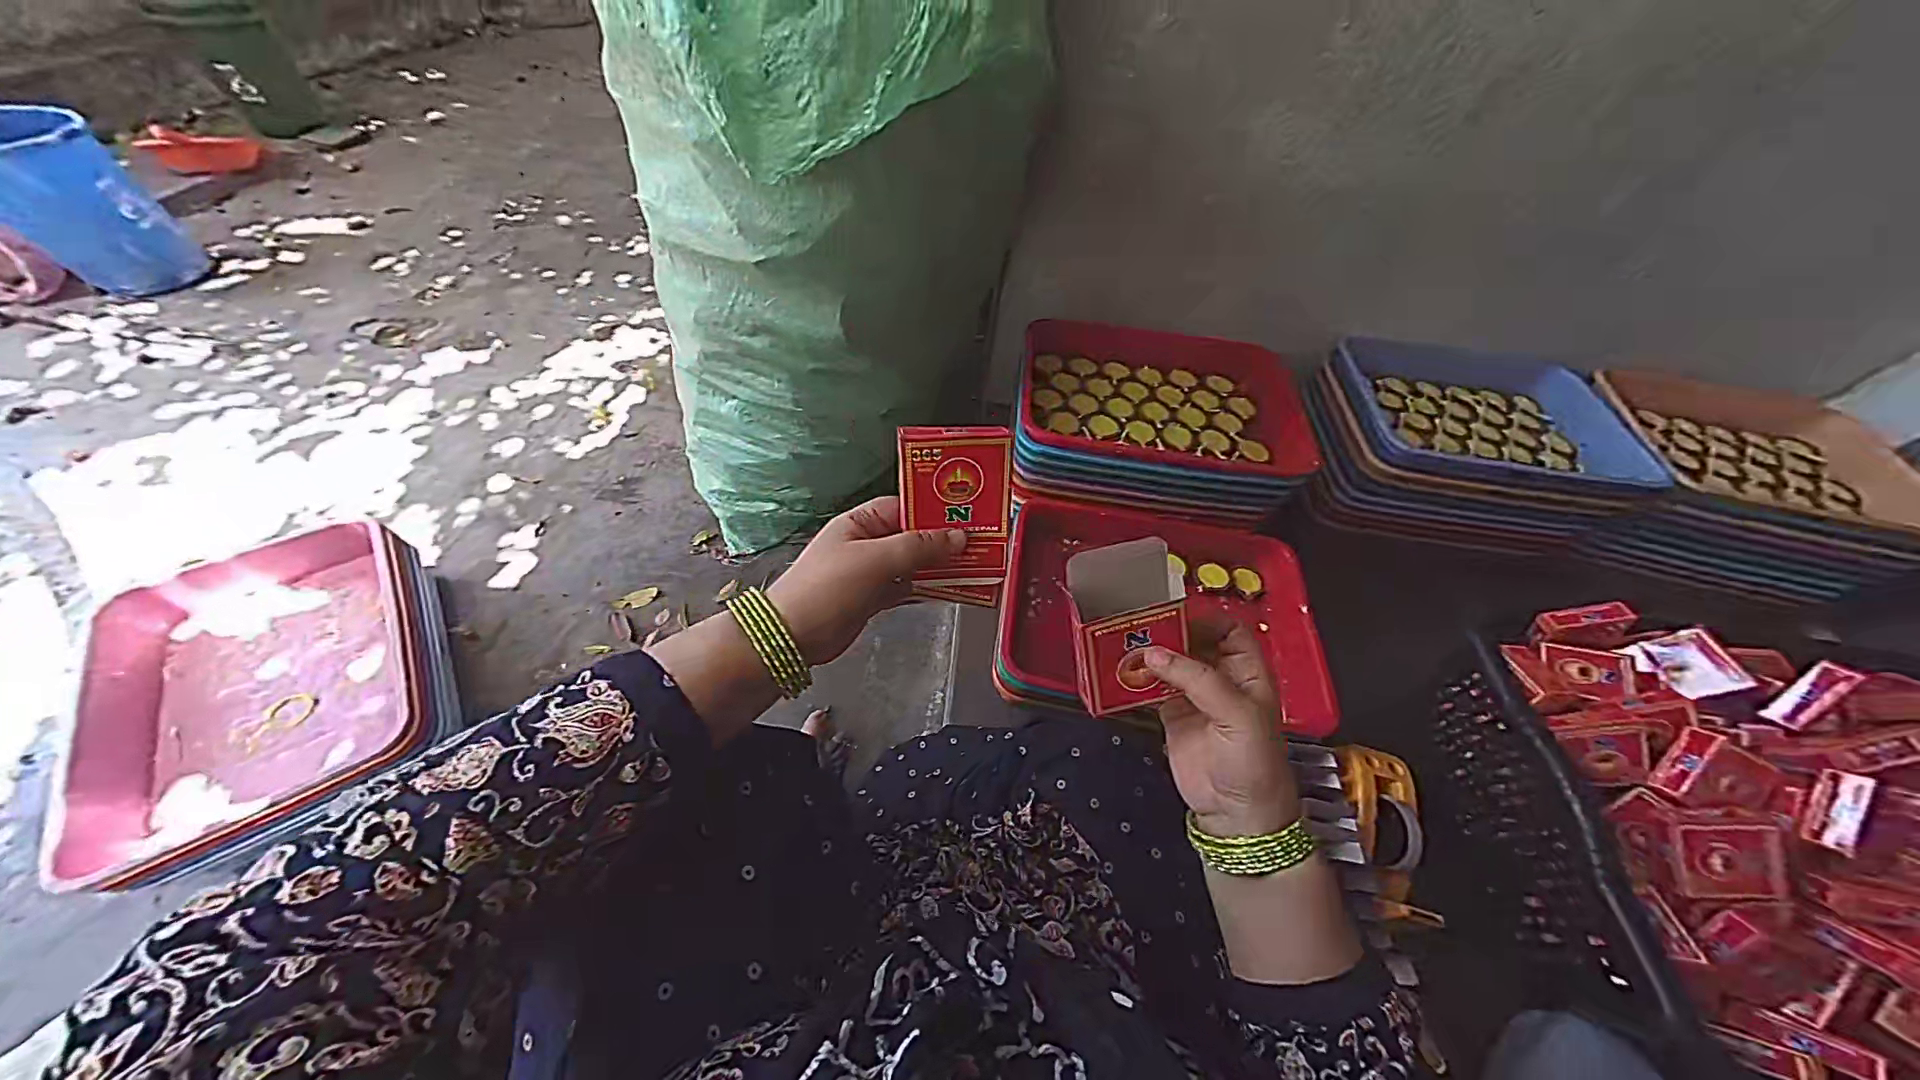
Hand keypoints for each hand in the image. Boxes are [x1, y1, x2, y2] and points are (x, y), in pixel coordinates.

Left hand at [766, 495, 964, 665]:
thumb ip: (919, 547)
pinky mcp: (874, 597)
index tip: (966, 515)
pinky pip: (909, 586)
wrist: (793, 637)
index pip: (904, 507)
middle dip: (943, 540)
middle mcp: (867, 543)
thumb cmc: (827, 588)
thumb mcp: (875, 560)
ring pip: (914, 563)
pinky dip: (929, 587)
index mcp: (860, 522)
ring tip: (976, 565)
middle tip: (980, 542)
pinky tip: (953, 588)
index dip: (934, 510)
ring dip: (940, 565)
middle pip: (913, 535)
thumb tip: (958, 537)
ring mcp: (871, 571)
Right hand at [1139, 619, 1299, 837]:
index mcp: (1247, 673)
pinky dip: (1136, 680)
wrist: (1237, 814)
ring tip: (1126, 644)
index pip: (1228, 631)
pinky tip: (1122, 673)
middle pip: (1193, 643)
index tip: (1175, 614)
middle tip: (1141, 625)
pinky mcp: (1172, 715)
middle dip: (1169, 633)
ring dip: (1150, 654)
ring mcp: (1194, 698)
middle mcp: (1220, 680)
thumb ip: (1198, 680)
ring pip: (1170, 663)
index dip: (1205, 620)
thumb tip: (1156, 654)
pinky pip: (1151, 688)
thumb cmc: (1254, 763)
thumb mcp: (1237, 715)